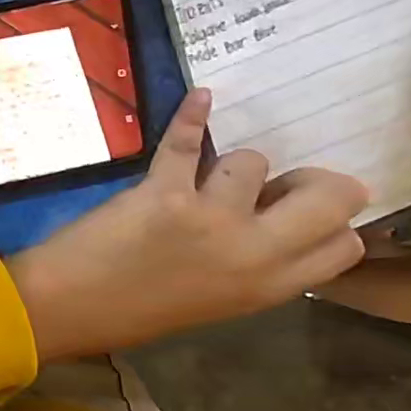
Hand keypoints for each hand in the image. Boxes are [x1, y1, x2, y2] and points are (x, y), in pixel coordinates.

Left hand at [7, 90, 368, 361]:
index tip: (304, 212)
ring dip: (228, 165)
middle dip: (313, 181)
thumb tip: (272, 219)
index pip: (342, 244)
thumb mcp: (214, 302)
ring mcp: (210, 218)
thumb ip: (251, 266)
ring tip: (198, 181)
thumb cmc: (135, 313)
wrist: (69, 307)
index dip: (330, 221)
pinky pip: (186, 144)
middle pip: (328, 196)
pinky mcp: (163, 191)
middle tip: (279, 183)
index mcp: (268, 288)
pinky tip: (201, 97)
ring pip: (251, 161)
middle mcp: (252, 252)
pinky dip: (190, 117)